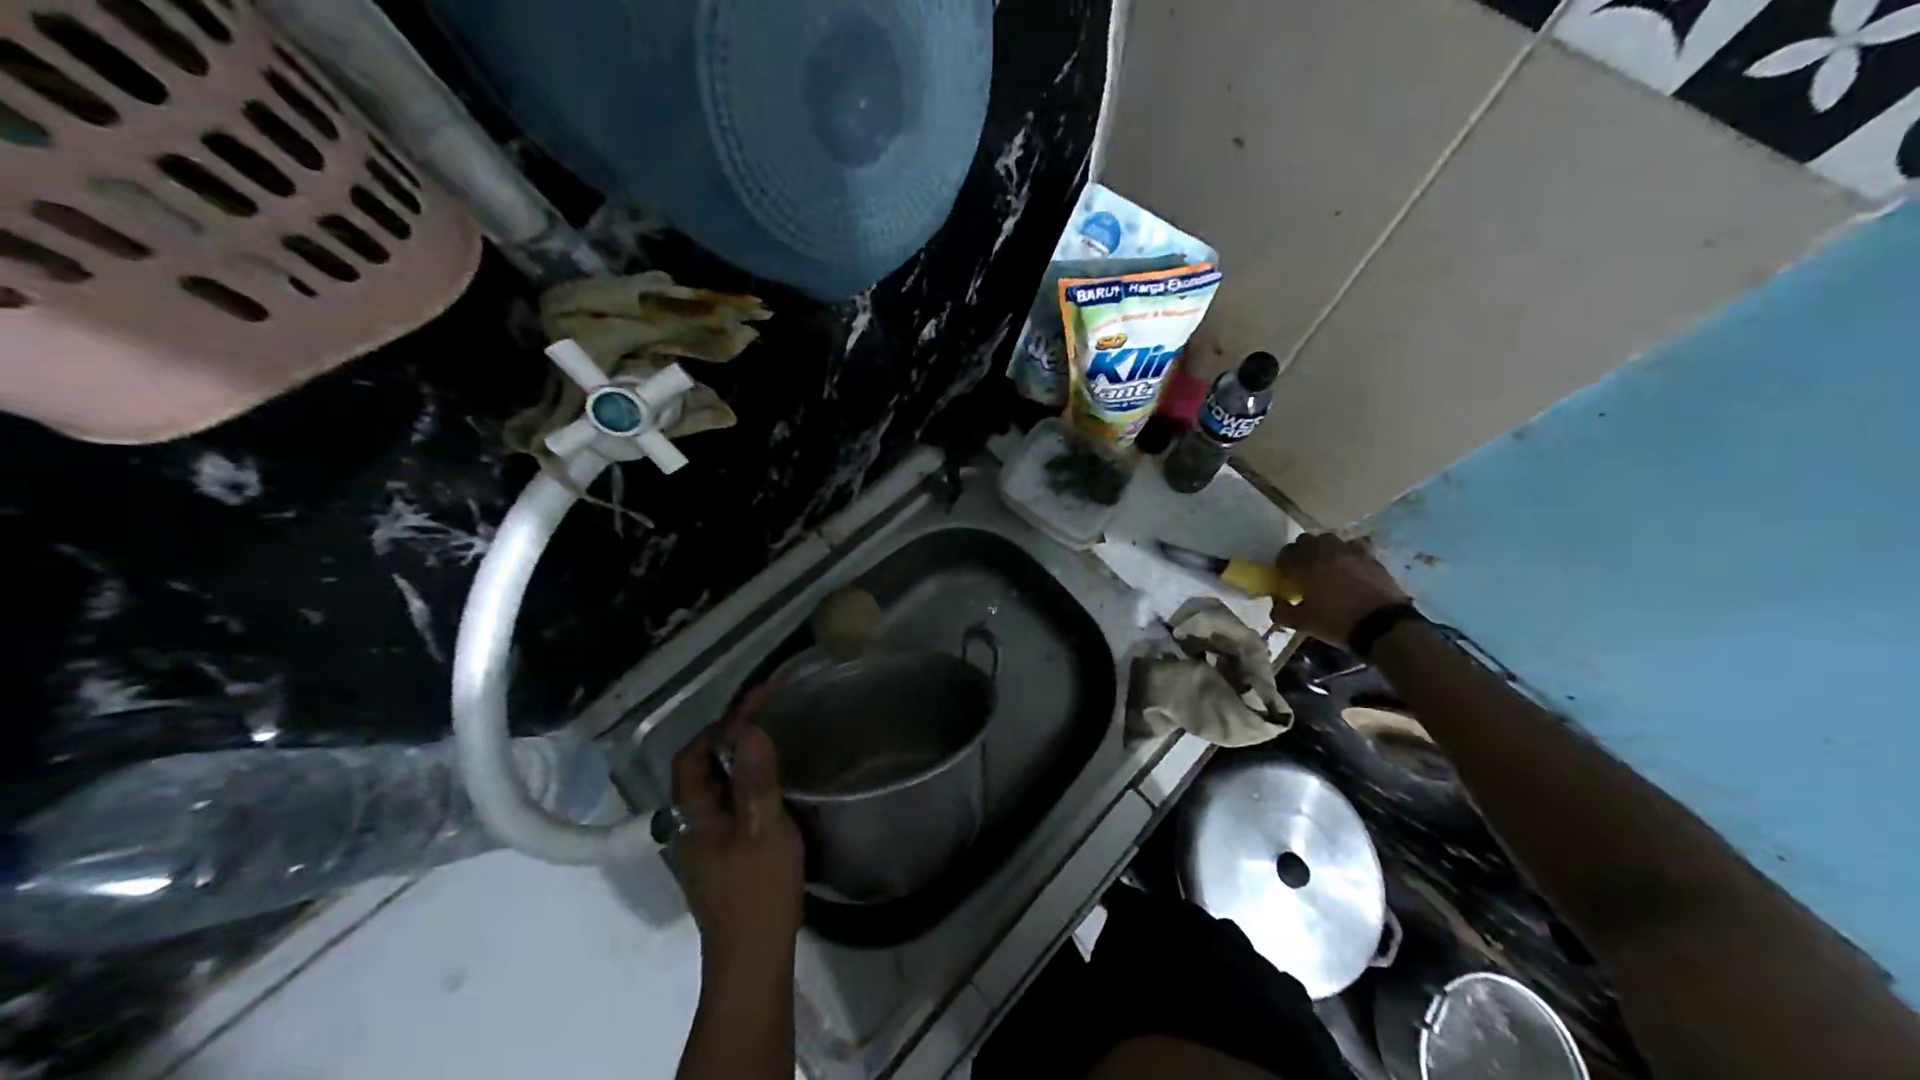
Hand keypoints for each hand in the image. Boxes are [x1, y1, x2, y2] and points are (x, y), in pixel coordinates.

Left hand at [671, 719, 804, 976]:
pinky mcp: (725, 859)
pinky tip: (773, 788)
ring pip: (717, 790)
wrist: (753, 959)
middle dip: (729, 737)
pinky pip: (731, 807)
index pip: (693, 755)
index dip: (719, 724)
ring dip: (737, 760)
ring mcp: (708, 845)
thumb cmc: (757, 892)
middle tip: (765, 714)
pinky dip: (747, 785)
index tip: (755, 700)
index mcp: (694, 815)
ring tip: (771, 741)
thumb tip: (747, 730)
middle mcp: (693, 826)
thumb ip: (755, 780)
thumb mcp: (763, 830)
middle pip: (701, 770)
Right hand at [1272, 533, 1410, 649]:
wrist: (1383, 625)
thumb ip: (1282, 612)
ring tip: (1328, 566)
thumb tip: (1278, 605)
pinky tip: (1351, 569)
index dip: (1282, 564)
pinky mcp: (1372, 558)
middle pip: (1308, 540)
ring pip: (1332, 540)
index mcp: (1307, 564)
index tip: (1285, 576)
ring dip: (1325, 549)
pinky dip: (1349, 554)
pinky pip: (1356, 548)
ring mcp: (1353, 552)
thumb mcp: (1302, 623)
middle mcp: (1328, 551)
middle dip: (1302, 552)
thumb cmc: (1337, 621)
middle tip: (1304, 569)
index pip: (1286, 553)